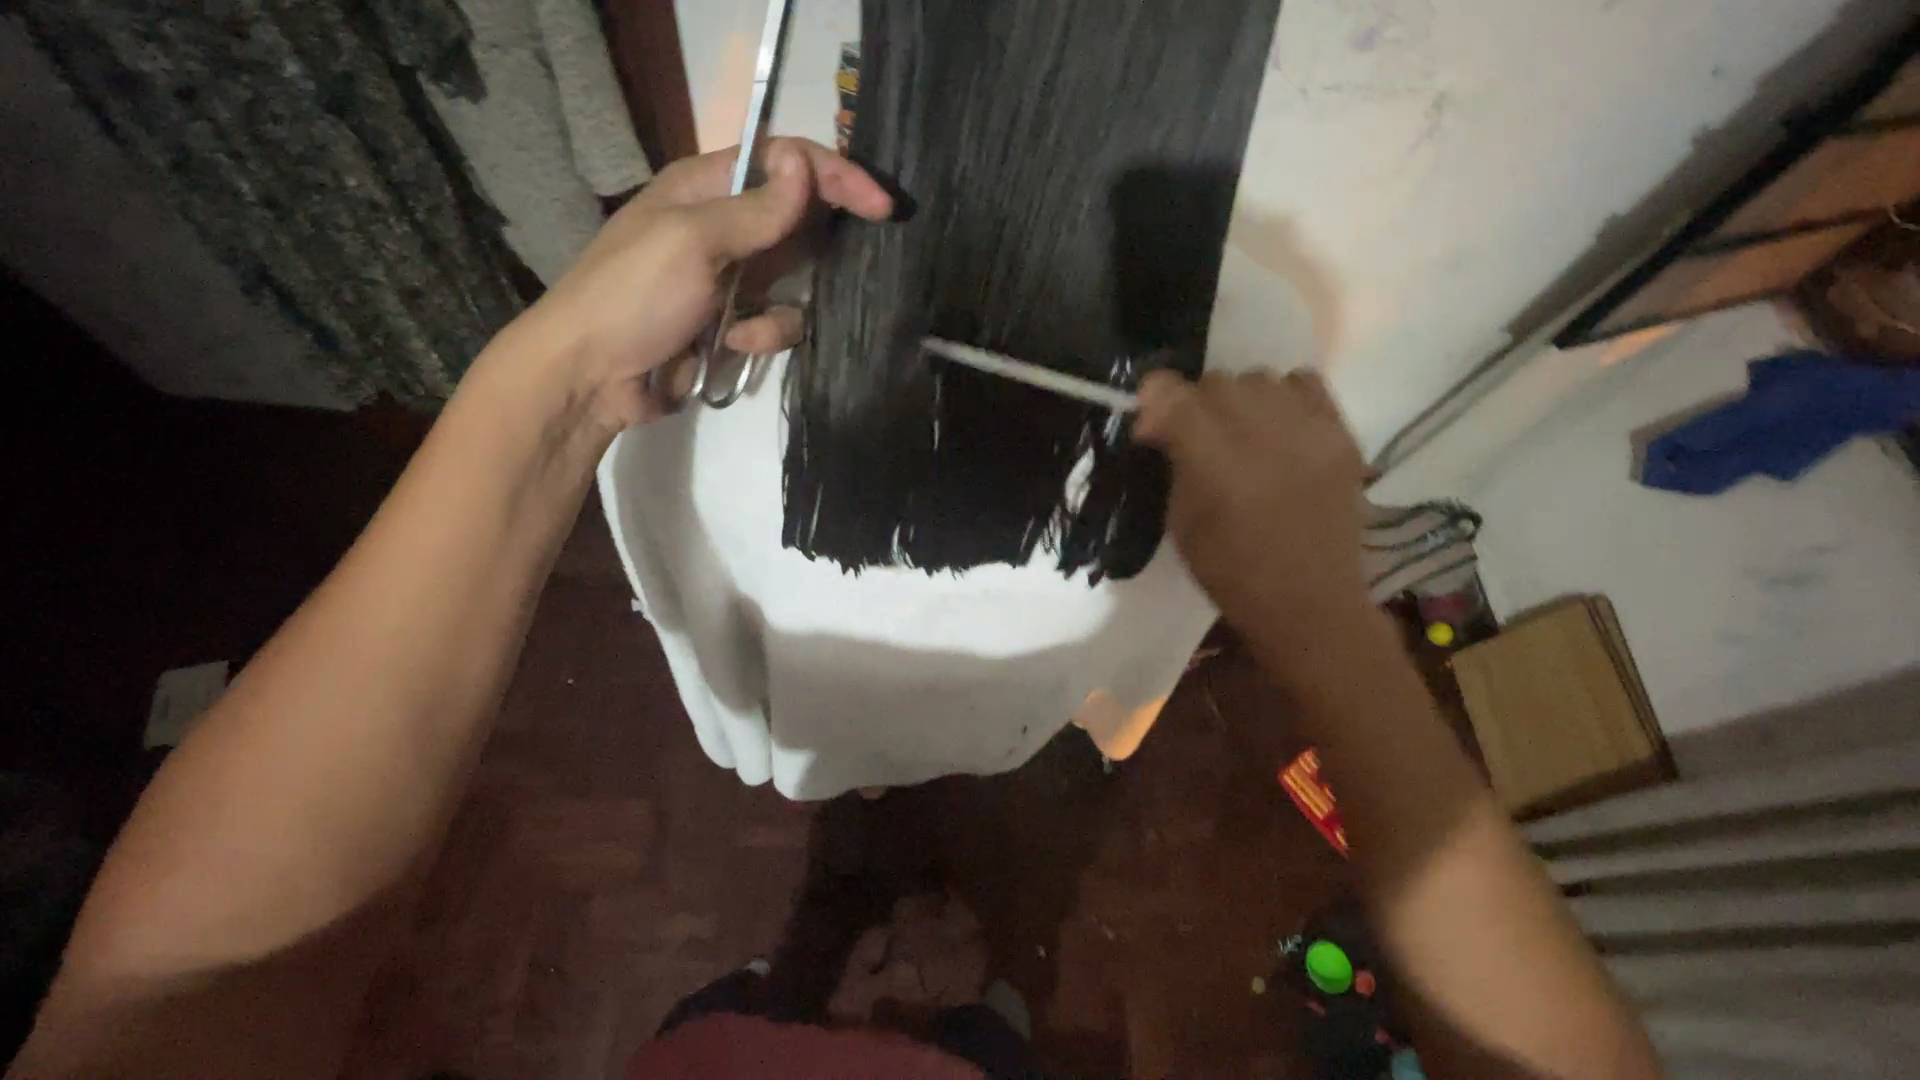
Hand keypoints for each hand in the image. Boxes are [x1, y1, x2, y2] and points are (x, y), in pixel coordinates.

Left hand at [518, 137, 893, 428]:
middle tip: (856, 260)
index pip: (783, 161)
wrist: (591, 377)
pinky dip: (763, 337)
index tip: (879, 206)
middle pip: (797, 218)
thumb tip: (805, 164)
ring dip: (783, 307)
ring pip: (796, 279)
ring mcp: (730, 278)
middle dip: (822, 243)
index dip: (834, 176)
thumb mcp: (692, 243)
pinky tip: (732, 347)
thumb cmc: (633, 296)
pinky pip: (778, 322)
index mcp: (705, 187)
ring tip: (747, 327)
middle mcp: (722, 225)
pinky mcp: (733, 323)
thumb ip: (757, 210)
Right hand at [1134, 371, 1370, 633]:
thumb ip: (1174, 463)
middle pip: (1216, 382)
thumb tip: (1160, 420)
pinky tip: (1277, 426)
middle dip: (1195, 404)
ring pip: (1258, 378)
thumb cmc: (1231, 572)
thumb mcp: (1181, 522)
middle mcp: (1266, 439)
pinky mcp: (1342, 435)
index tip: (1149, 424)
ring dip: (1237, 400)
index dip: (1155, 399)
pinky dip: (1282, 396)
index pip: (1176, 398)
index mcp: (1219, 469)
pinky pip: (1304, 382)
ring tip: (1239, 433)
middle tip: (1195, 437)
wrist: (1310, 603)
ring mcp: (1311, 433)